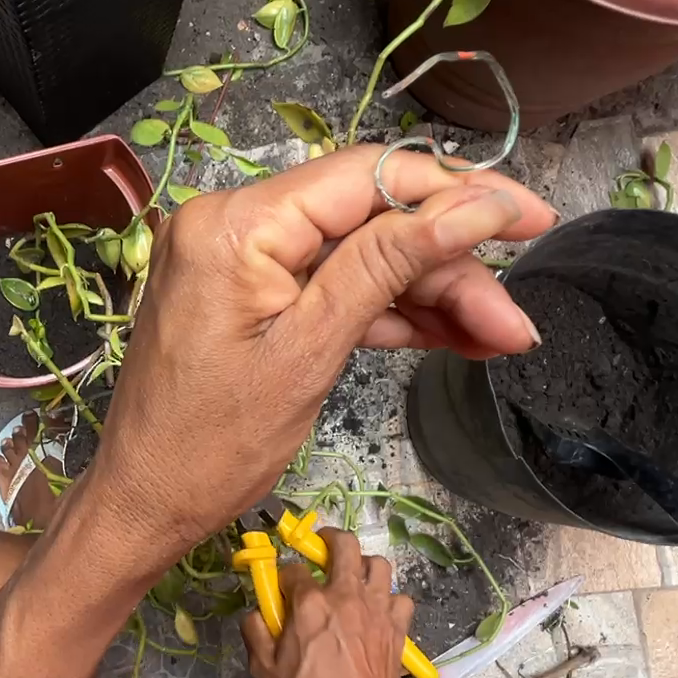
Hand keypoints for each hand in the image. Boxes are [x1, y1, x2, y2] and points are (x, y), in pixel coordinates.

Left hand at [81, 146, 555, 560]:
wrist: (144, 500)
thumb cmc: (214, 446)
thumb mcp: (311, 354)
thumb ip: (388, 267)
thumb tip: (475, 202)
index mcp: (234, 226)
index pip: (366, 176)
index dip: (458, 192)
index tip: (532, 218)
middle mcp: (227, 224)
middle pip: (365, 220)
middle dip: (445, 267)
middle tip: (511, 322)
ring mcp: (231, 260)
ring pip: (351, 257)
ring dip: (423, 296)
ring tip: (494, 339)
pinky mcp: (239, 294)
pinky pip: (320, 286)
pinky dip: (377, 312)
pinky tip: (442, 337)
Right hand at [240, 529, 413, 677]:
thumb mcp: (263, 670)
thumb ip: (255, 631)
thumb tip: (257, 612)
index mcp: (310, 604)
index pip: (294, 569)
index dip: (284, 576)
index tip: (281, 588)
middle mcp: (347, 597)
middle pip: (345, 544)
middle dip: (329, 539)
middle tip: (320, 549)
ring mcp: (377, 611)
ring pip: (379, 564)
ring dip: (363, 565)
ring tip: (351, 579)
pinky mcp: (398, 630)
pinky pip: (399, 598)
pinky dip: (387, 599)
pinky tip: (374, 612)